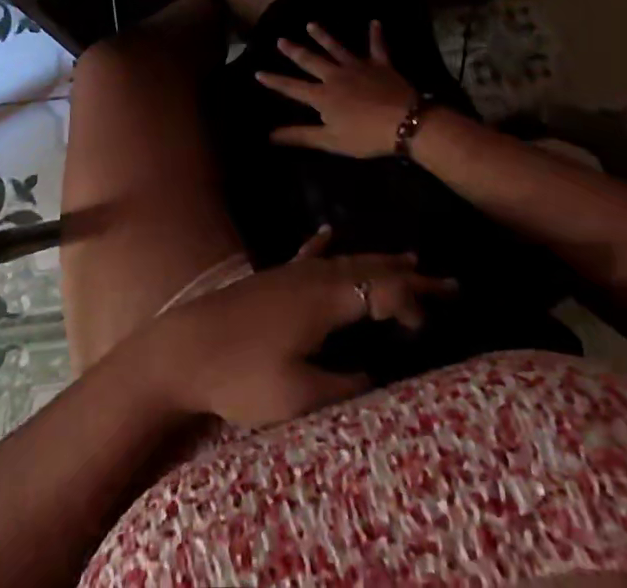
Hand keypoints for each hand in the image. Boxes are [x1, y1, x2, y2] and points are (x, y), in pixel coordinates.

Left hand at [134, 227, 455, 427]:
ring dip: (381, 261)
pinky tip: (331, 231)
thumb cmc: (238, 375)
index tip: (429, 328)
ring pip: (348, 259)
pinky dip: (326, 245)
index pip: (385, 292)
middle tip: (449, 283)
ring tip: (412, 259)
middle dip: (413, 277)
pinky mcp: (272, 277)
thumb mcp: (297, 396)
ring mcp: (292, 272)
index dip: (415, 305)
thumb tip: (372, 374)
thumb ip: (344, 385)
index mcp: (327, 300)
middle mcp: (315, 277)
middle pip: (374, 269)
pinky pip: (309, 254)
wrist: (178, 351)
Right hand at [255, 21, 419, 157]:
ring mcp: (359, 67)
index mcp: (322, 96)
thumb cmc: (365, 136)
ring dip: (324, 36)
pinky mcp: (381, 65)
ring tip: (312, 24)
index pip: (292, 88)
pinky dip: (376, 34)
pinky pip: (377, 46)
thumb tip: (269, 136)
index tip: (258, 72)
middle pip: (311, 61)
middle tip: (281, 39)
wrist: (404, 122)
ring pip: (337, 48)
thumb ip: (300, 136)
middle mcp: (336, 76)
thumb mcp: (330, 140)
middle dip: (294, 51)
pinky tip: (375, 22)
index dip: (275, 81)